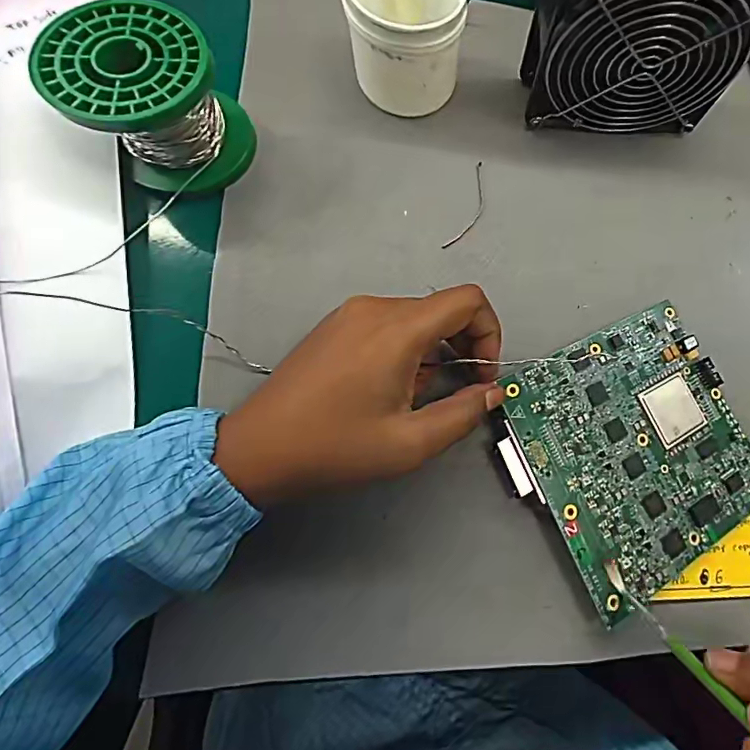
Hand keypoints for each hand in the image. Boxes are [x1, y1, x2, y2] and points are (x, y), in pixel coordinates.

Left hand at [211, 285, 504, 505]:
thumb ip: (463, 414)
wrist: (258, 448)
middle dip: (464, 346)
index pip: (468, 301)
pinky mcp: (338, 324)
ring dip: (435, 350)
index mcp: (397, 331)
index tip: (482, 372)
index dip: (490, 333)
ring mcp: (353, 313)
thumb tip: (490, 393)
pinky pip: (392, 322)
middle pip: (445, 308)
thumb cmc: (330, 447)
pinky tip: (389, 386)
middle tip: (457, 389)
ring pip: (419, 316)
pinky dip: (408, 347)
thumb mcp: (410, 443)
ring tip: (414, 395)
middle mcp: (375, 310)